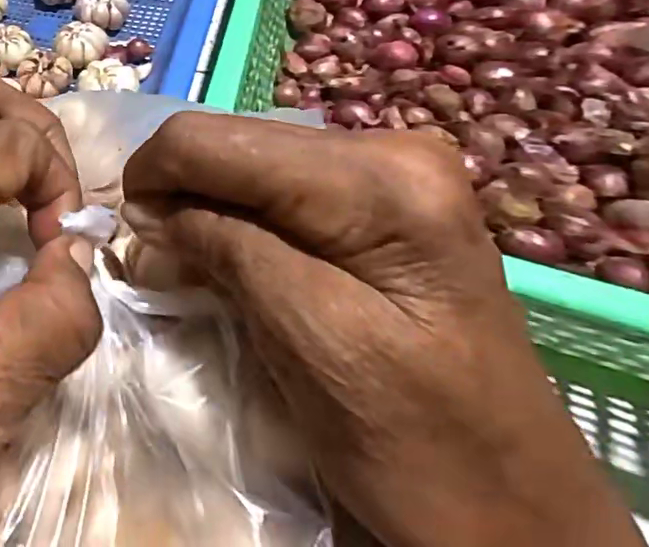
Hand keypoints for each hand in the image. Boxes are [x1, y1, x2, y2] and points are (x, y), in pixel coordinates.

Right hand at [123, 113, 642, 546]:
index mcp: (379, 178)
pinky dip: (225, 212)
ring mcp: (384, 167)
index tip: (134, 237)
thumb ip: (224, 248)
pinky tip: (232, 254)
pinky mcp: (373, 192)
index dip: (150, 180)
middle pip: (218, 138)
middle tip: (161, 255)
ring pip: (232, 154)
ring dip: (195, 204)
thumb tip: (145, 210)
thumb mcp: (307, 335)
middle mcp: (385, 147)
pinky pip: (259, 177)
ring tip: (194, 260)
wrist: (514, 510)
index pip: (207, 140)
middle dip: (172, 191)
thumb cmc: (417, 437)